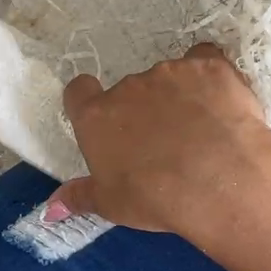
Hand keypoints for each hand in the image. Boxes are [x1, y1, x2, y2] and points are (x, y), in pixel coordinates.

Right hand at [46, 44, 270, 240]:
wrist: (220, 182)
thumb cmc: (154, 197)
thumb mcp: (110, 205)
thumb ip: (79, 198)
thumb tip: (50, 210)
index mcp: (95, 118)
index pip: (78, 92)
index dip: (88, 102)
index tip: (103, 122)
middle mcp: (127, 88)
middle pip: (127, 91)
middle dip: (140, 111)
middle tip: (159, 144)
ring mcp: (169, 72)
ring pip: (166, 78)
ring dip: (175, 97)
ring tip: (198, 130)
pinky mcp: (210, 66)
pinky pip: (204, 60)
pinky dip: (208, 79)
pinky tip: (220, 103)